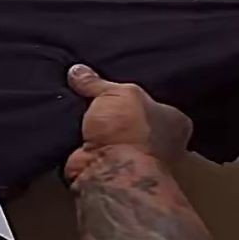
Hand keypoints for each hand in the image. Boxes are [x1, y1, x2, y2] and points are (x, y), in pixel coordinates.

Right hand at [63, 64, 192, 183]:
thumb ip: (97, 82)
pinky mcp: (102, 166)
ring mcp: (129, 156)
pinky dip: (74, 138)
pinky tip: (65, 127)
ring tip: (69, 108)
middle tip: (83, 94)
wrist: (107, 169)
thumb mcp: (117, 93)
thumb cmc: (129, 130)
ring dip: (88, 124)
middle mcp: (156, 141)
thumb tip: (77, 70)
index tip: (106, 85)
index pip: (151, 101)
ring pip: (104, 131)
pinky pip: (85, 145)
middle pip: (125, 116)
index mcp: (173, 121)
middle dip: (105, 109)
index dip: (128, 93)